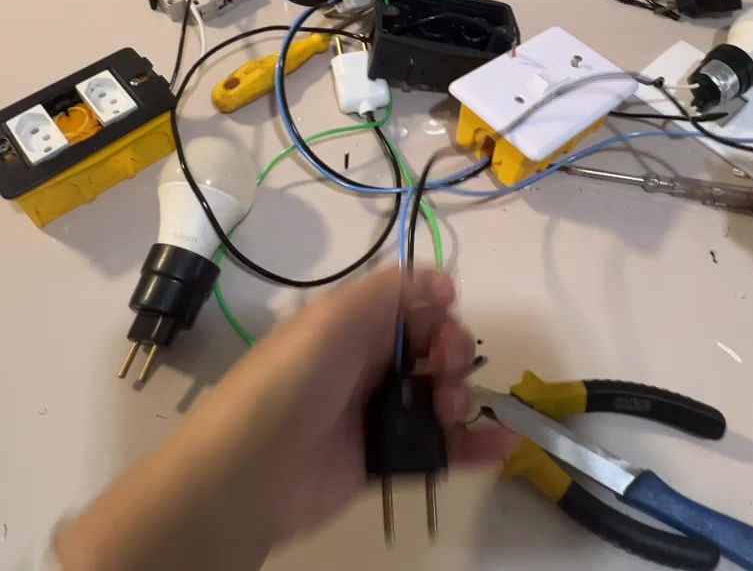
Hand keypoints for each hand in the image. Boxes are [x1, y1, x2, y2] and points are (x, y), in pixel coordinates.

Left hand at [214, 264, 516, 540]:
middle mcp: (368, 361)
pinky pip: (436, 447)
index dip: (438, 308)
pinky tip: (502, 442)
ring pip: (438, 395)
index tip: (448, 319)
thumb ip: (391, 291)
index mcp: (354, 322)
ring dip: (463, 396)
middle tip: (447, 372)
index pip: (413, 303)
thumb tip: (444, 279)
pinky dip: (472, 444)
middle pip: (432, 347)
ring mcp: (376, 412)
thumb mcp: (335, 318)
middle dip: (454, 352)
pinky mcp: (383, 459)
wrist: (249, 473)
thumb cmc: (293, 381)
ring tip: (454, 411)